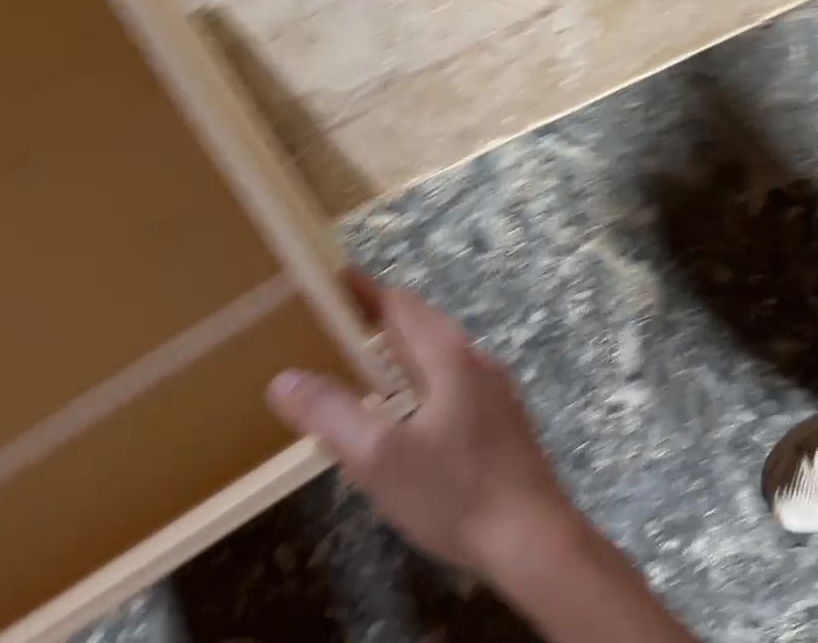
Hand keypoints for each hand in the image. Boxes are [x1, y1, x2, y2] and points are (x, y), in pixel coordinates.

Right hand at [266, 271, 581, 577]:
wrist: (533, 537)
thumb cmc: (455, 492)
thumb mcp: (380, 458)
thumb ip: (331, 413)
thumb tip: (285, 378)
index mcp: (450, 356)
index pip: (400, 305)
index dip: (363, 290)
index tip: (328, 280)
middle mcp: (477, 360)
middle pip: (422, 325)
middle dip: (379, 318)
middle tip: (333, 324)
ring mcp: (496, 389)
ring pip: (440, 354)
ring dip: (401, 350)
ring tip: (361, 365)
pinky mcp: (502, 418)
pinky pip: (453, 380)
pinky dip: (421, 377)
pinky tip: (406, 410)